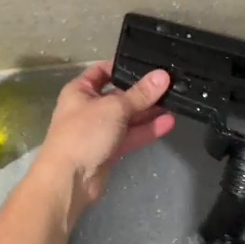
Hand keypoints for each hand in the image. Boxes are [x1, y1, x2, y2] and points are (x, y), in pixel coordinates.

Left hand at [36, 62, 175, 214]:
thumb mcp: (114, 108)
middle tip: (170, 84)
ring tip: (175, 102)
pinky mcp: (109, 149)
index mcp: (80, 90)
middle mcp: (89, 107)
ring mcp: (99, 130)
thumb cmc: (85, 133)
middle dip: (143, 92)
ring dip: (148, 111)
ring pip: (128, 117)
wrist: (69, 179)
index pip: (102, 71)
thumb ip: (141, 94)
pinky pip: (130, 135)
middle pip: (119, 95)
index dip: (123, 67)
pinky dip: (146, 130)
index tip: (148, 65)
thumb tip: (163, 75)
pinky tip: (168, 123)